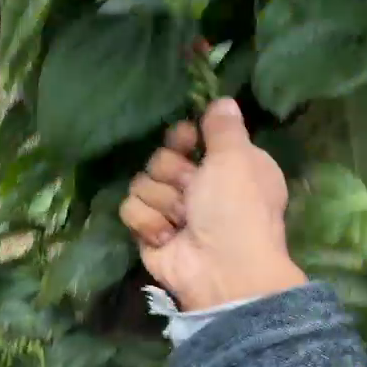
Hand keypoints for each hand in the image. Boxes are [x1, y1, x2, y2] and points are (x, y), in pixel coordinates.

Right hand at [119, 98, 306, 311]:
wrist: (219, 266)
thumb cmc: (236, 208)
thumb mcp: (237, 158)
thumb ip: (223, 128)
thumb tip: (222, 100)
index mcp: (225, 165)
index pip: (187, 137)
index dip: (182, 138)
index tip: (186, 139)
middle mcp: (197, 185)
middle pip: (158, 160)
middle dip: (171, 175)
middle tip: (191, 192)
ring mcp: (170, 209)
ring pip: (140, 184)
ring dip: (161, 202)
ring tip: (181, 220)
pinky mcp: (147, 230)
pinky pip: (129, 210)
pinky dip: (148, 222)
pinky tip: (167, 236)